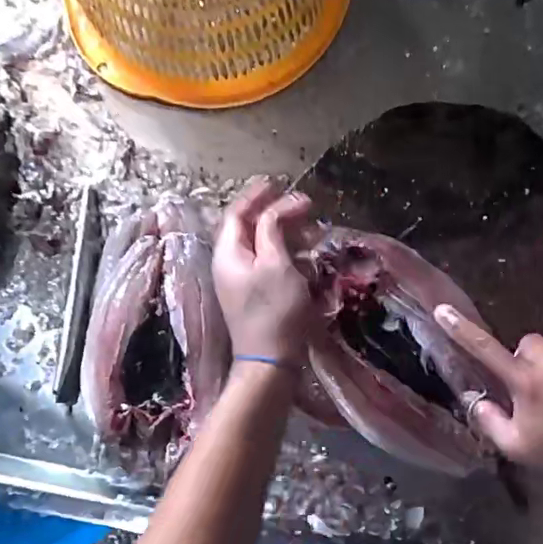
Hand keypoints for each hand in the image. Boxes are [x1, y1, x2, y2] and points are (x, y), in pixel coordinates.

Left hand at [214, 177, 316, 367]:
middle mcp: (229, 265)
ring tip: (314, 231)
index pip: (236, 213)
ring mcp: (241, 282)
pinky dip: (287, 256)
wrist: (271, 362)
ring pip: (262, 247)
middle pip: (249, 228)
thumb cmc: (274, 310)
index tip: (279, 181)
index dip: (256, 194)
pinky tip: (308, 258)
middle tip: (306, 206)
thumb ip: (273, 229)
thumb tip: (275, 207)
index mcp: (228, 253)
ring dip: (286, 235)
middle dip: (277, 213)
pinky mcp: (255, 297)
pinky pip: (269, 266)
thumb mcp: (276, 263)